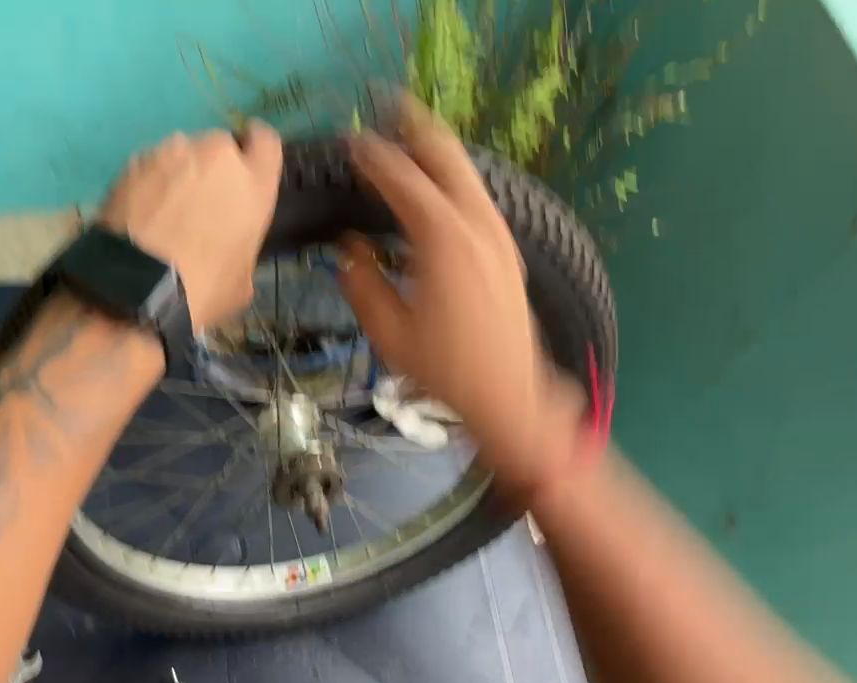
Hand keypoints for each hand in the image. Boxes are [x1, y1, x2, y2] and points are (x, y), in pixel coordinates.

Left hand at [100, 123, 283, 329]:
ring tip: (163, 212)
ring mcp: (172, 152)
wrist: (138, 288)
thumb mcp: (240, 281)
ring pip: (181, 155)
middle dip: (212, 170)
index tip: (245, 168)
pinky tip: (139, 215)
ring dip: (178, 175)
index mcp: (253, 183)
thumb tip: (230, 245)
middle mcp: (216, 155)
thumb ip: (242, 245)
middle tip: (200, 205)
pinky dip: (148, 185)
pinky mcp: (134, 161)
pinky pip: (149, 167)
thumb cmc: (202, 290)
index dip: (255, 152)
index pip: (265, 142)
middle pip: (220, 149)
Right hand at [336, 95, 581, 491]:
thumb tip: (348, 250)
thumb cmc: (443, 370)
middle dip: (416, 132)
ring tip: (412, 142)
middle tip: (389, 115)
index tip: (353, 144)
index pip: (403, 183)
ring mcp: (499, 235)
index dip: (376, 160)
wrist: (508, 394)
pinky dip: (456, 181)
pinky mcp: (508, 251)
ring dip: (439, 153)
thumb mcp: (389, 333)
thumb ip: (363, 284)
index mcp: (442, 241)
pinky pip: (479, 199)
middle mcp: (476, 225)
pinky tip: (442, 192)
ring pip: (469, 174)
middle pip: (447, 158)